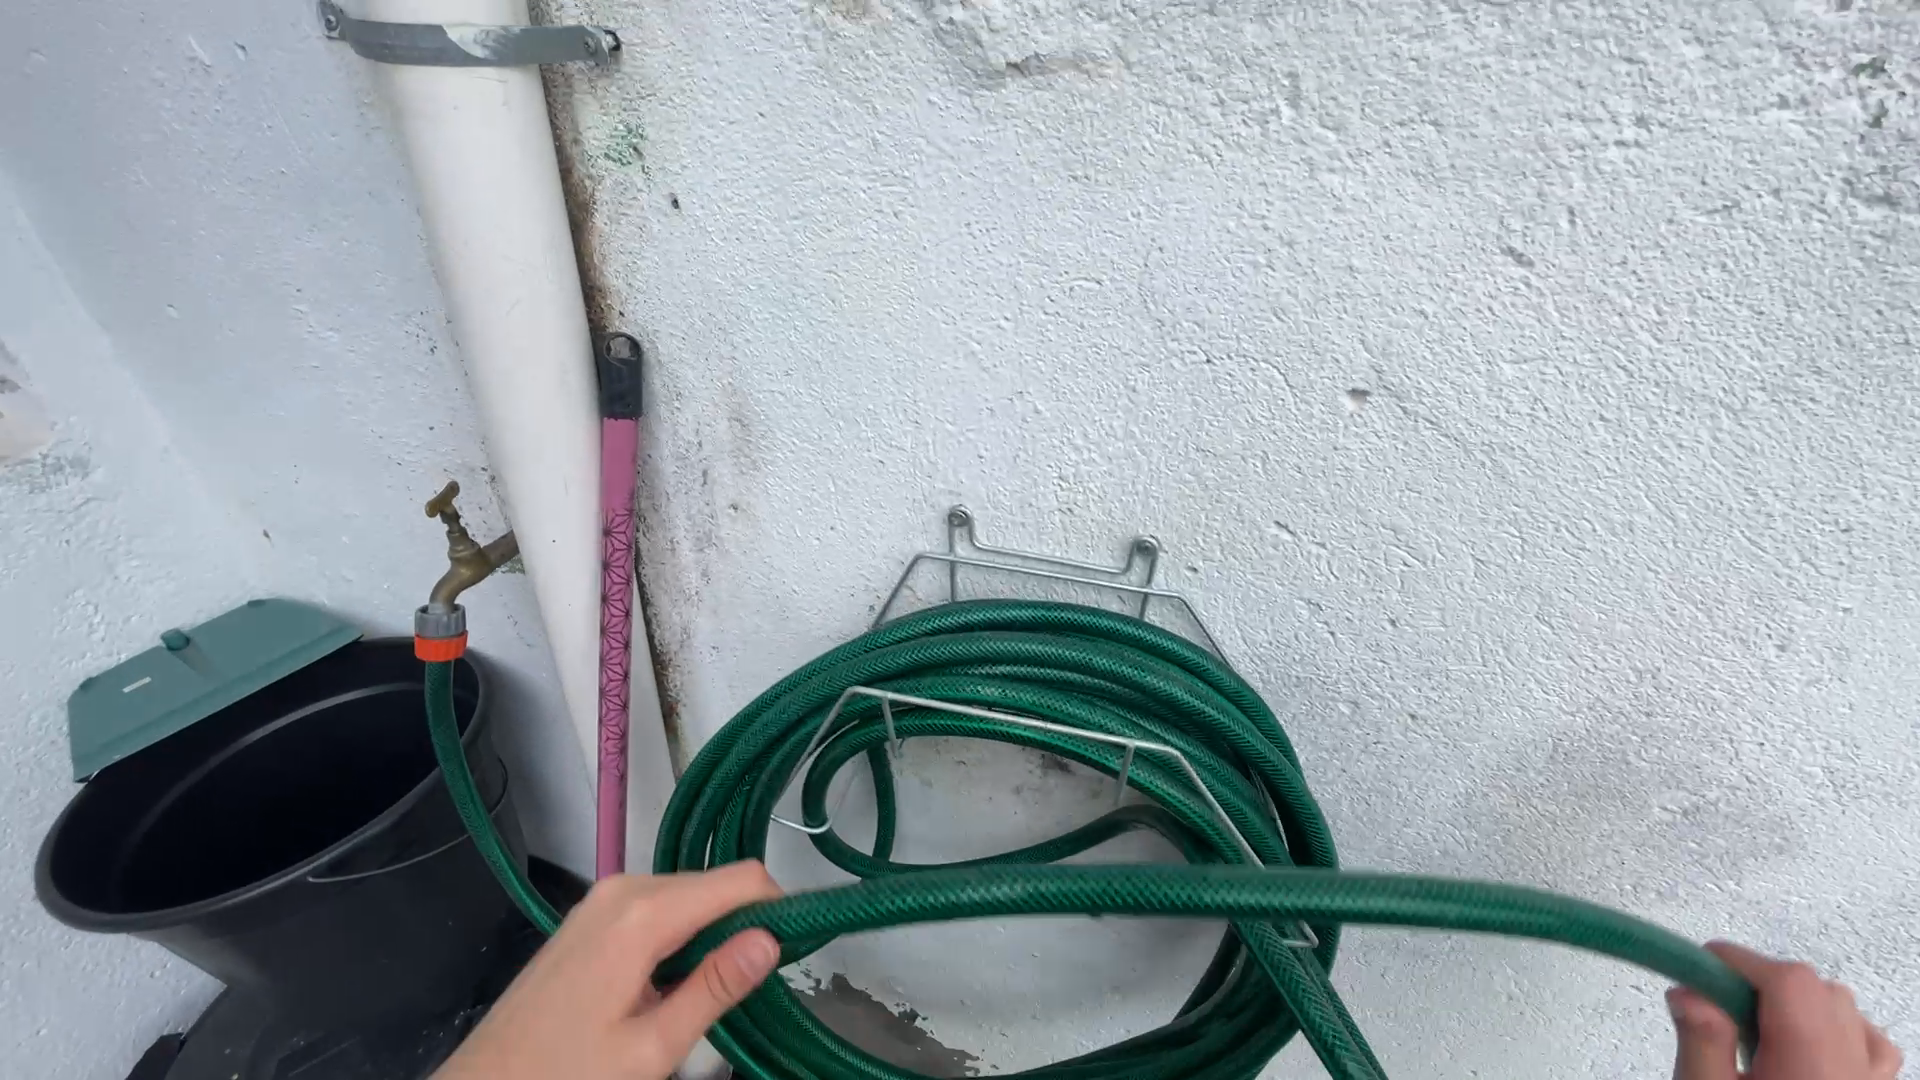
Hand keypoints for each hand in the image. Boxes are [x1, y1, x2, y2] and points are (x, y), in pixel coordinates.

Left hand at [434, 862, 782, 1079]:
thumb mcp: (650, 1050)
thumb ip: (714, 988)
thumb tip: (772, 939)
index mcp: (643, 912)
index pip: (740, 878)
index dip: (775, 907)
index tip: (789, 952)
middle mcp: (625, 886)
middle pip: (714, 884)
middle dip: (742, 923)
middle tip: (744, 987)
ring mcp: (604, 897)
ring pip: (689, 894)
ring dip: (711, 931)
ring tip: (703, 993)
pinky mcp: (593, 914)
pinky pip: (659, 905)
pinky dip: (680, 932)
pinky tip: (668, 983)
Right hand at [1670, 941, 1900, 1079]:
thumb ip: (1701, 1041)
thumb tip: (1688, 992)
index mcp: (1812, 1061)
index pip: (1788, 977)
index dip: (1735, 959)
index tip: (1690, 966)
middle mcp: (1853, 1067)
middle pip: (1813, 984)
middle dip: (1754, 976)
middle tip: (1710, 997)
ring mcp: (1872, 1079)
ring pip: (1843, 1005)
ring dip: (1791, 996)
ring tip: (1746, 1020)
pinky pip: (1870, 1038)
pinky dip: (1832, 1023)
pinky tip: (1797, 1036)